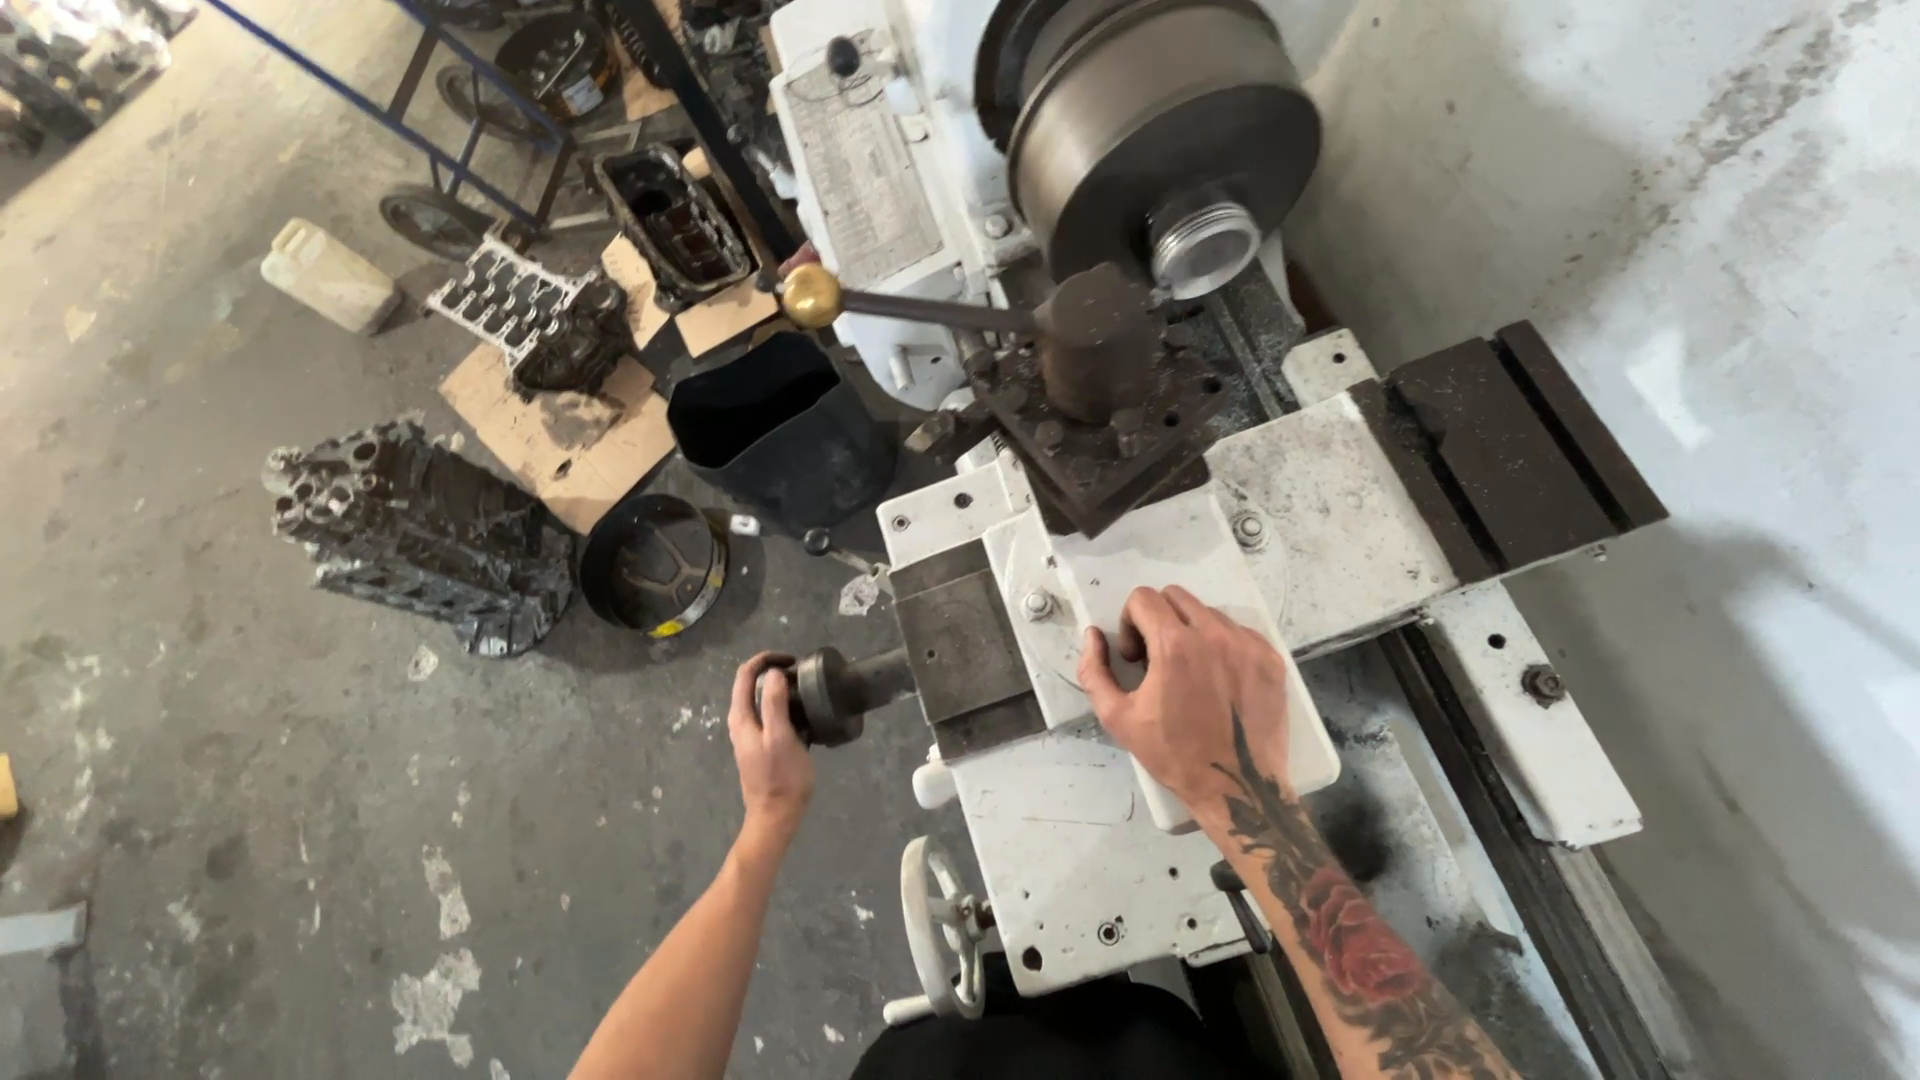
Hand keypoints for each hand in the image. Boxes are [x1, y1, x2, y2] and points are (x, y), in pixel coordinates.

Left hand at [727, 651, 815, 846]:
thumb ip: (775, 704)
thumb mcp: (781, 737)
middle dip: (772, 670)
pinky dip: (780, 704)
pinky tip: (800, 712)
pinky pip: (767, 714)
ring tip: (802, 687)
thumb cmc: (781, 777)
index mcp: (742, 717)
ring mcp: (749, 735)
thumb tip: (773, 673)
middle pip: (749, 684)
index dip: (766, 659)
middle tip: (799, 671)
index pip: (745, 674)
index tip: (791, 659)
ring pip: (759, 699)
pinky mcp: (761, 744)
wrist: (776, 816)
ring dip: (777, 687)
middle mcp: (741, 722)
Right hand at [1077, 587, 1293, 805]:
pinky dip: (1220, 644)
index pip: (1144, 598)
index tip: (1135, 657)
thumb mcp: (1117, 717)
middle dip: (1157, 619)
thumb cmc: (1173, 755)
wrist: (1238, 787)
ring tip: (1189, 672)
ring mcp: (1248, 644)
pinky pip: (1237, 631)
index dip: (1130, 623)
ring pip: (1207, 612)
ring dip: (1190, 631)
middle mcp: (1214, 635)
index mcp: (1175, 645)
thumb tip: (1093, 636)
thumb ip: (1094, 671)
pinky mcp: (1270, 658)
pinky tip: (1217, 680)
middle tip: (1157, 660)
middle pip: (1175, 596)